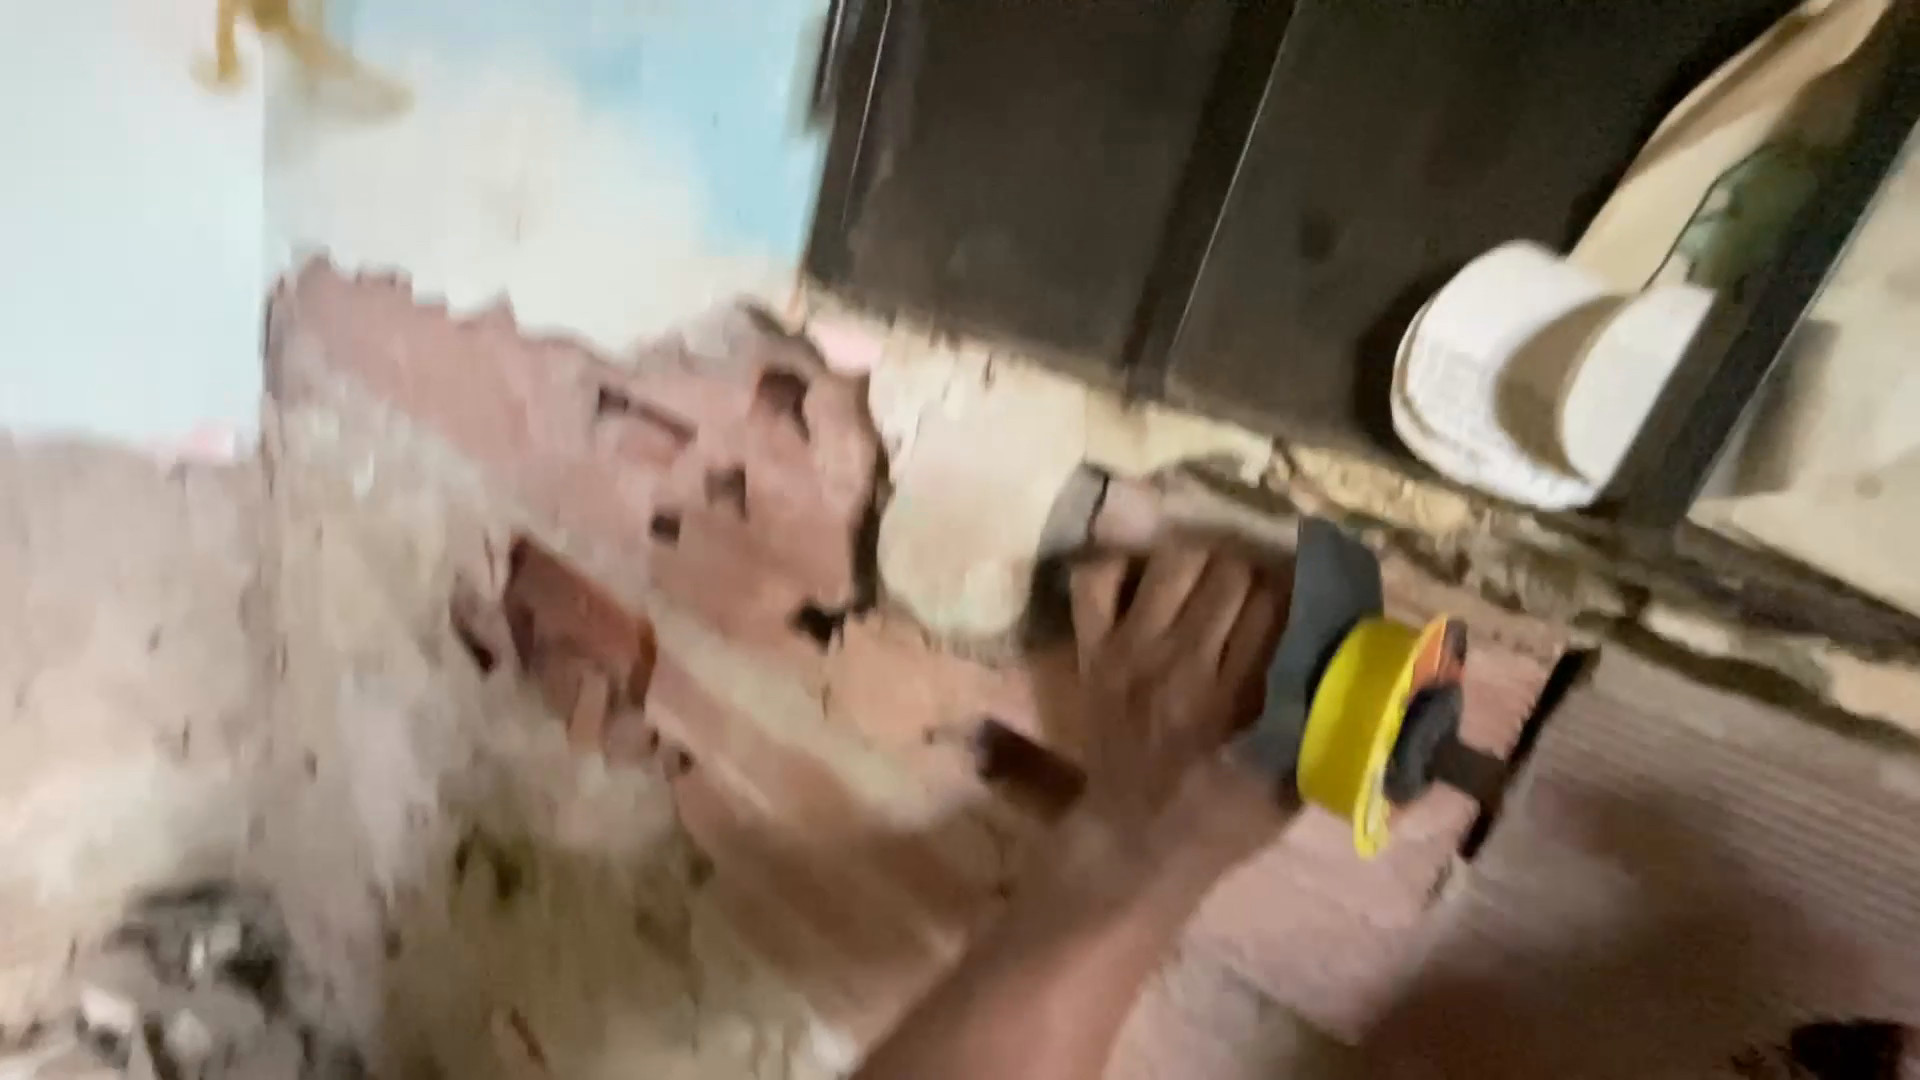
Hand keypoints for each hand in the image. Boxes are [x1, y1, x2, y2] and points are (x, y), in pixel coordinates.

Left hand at [1056, 545, 1298, 900]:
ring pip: (1172, 562)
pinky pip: (1095, 580)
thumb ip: (1324, 716)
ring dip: (1200, 561)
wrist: (1134, 838)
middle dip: (1254, 572)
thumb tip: (1353, 645)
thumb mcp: (1294, 781)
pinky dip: (1120, 569)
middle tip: (1259, 588)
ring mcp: (1127, 652)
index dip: (1296, 588)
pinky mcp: (1091, 650)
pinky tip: (1147, 584)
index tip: (1303, 593)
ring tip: (1210, 581)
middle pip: (1228, 572)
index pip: (1275, 603)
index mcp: (1234, 698)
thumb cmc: (1222, 817)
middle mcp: (1179, 664)